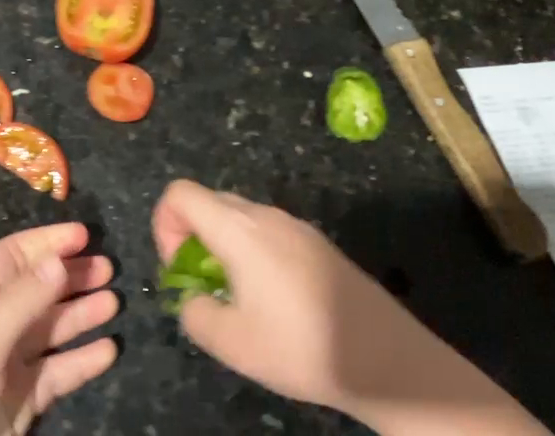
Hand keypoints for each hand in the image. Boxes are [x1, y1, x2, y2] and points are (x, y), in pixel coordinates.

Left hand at [0, 223, 119, 435]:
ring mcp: (5, 365)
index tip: (85, 234)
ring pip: (49, 330)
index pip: (11, 258)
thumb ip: (20, 301)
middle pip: (35, 290)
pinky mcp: (19, 401)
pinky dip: (81, 361)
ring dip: (80, 314)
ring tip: (114, 302)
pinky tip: (107, 352)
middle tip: (109, 268)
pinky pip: (56, 373)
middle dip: (70, 276)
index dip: (45, 242)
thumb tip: (58, 258)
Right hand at [151, 181, 550, 435]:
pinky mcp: (319, 245)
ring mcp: (296, 227)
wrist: (389, 361)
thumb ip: (194, 313)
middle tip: (206, 288)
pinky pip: (268, 235)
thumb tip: (193, 299)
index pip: (180, 194)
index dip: (164, 225)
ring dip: (223, 249)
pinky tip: (276, 304)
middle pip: (208, 203)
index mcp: (237, 228)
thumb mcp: (231, 343)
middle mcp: (264, 215)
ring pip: (240, 220)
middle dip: (192, 238)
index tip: (179, 270)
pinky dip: (253, 256)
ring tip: (240, 301)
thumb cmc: (301, 347)